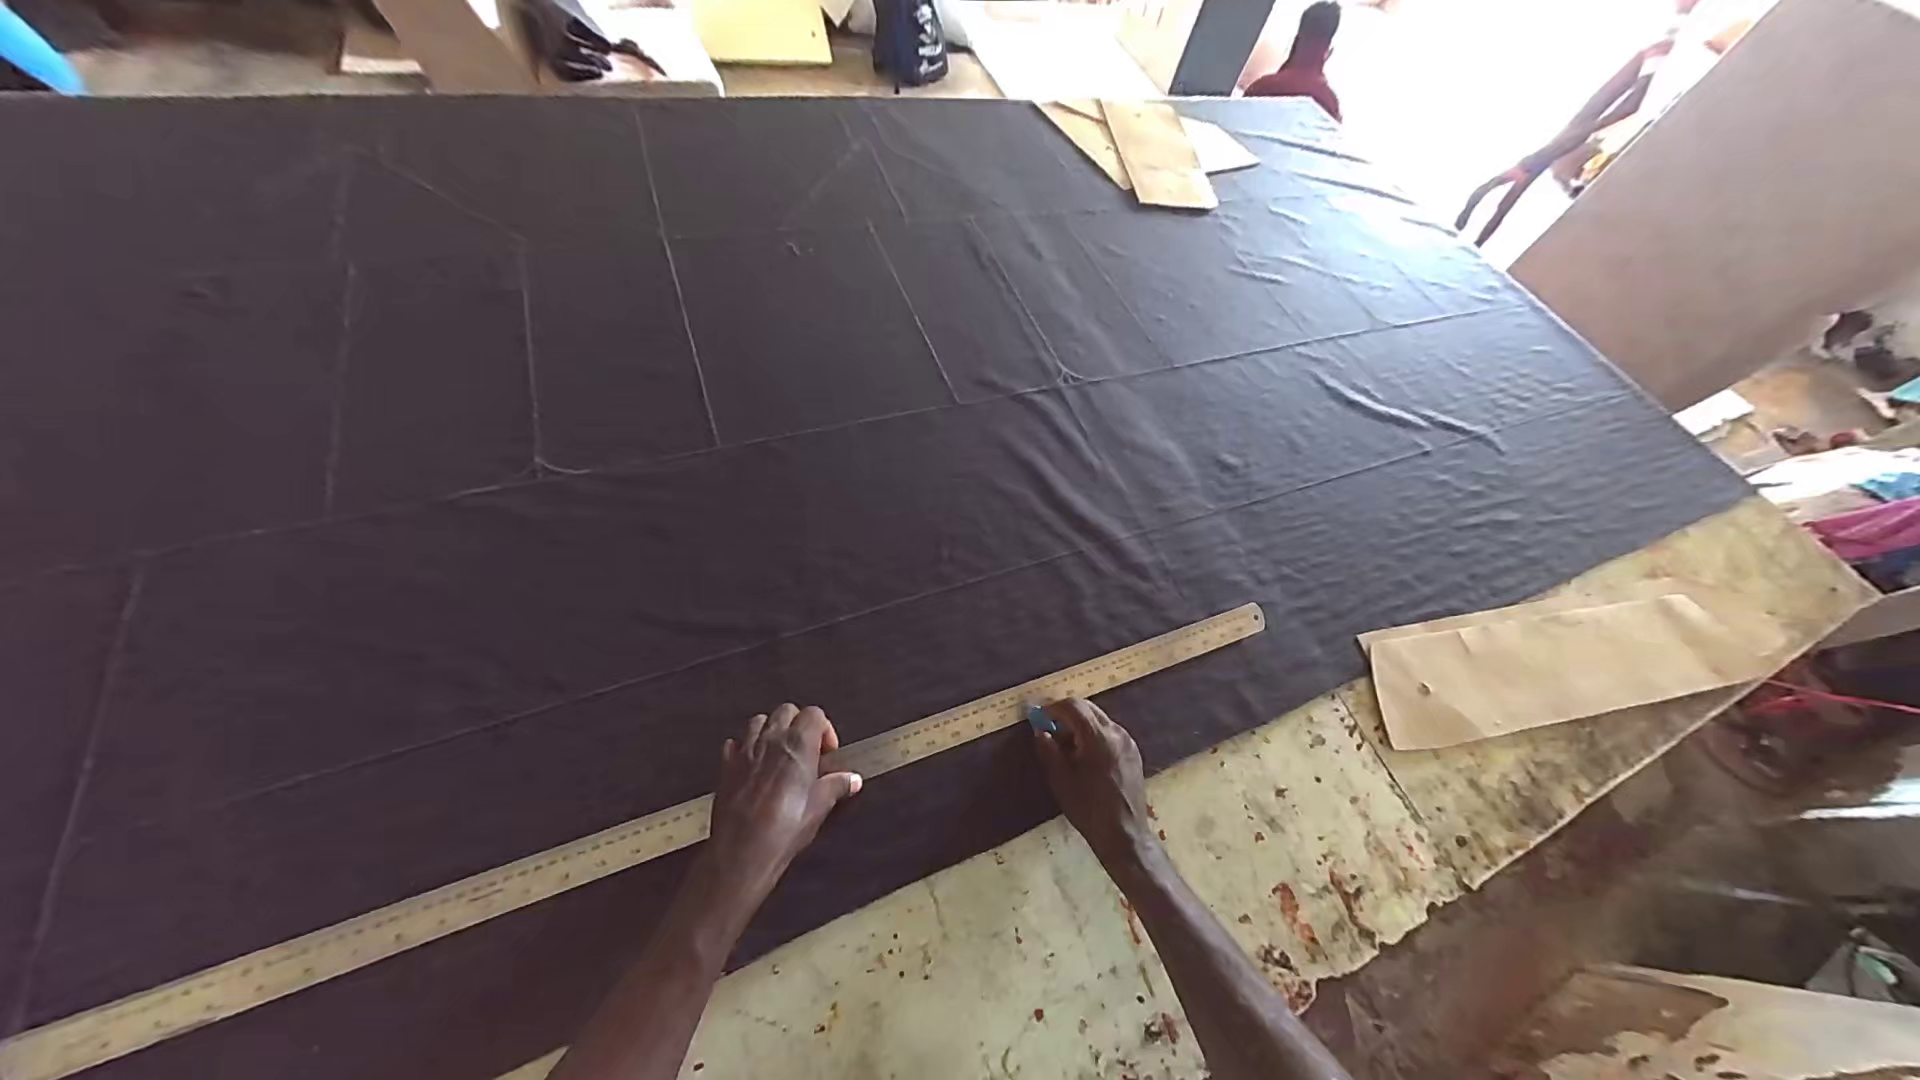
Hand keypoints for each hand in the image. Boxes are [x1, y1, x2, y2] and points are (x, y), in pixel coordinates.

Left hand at [704, 704, 862, 905]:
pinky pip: (735, 743)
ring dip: (772, 731)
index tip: (827, 751)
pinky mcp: (726, 767)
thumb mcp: (819, 808)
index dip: (824, 729)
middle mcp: (771, 740)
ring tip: (781, 754)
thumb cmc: (782, 830)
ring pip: (760, 721)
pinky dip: (745, 747)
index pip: (814, 714)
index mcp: (798, 744)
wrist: (742, 854)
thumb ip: (836, 786)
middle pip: (787, 711)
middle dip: (799, 724)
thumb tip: (851, 780)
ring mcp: (745, 751)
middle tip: (807, 750)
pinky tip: (753, 765)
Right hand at [1033, 699, 1159, 872]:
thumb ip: (1048, 749)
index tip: (1039, 717)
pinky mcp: (1133, 752)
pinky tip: (1086, 756)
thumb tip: (1040, 730)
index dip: (1053, 708)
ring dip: (1080, 724)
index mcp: (1098, 737)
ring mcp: (1128, 742)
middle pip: (1088, 708)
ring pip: (1099, 719)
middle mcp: (1116, 733)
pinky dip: (1094, 734)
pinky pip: (1109, 732)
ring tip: (1067, 746)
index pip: (1073, 706)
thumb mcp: (1060, 779)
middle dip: (1067, 714)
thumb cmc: (1088, 808)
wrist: (1124, 834)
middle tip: (1051, 729)